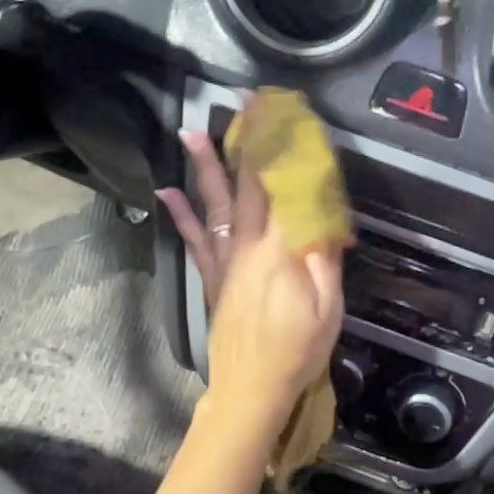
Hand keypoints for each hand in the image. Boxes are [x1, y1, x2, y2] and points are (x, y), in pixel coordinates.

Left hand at [158, 124, 344, 424]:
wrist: (252, 388)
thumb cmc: (298, 350)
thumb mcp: (327, 307)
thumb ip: (323, 257)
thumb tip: (324, 211)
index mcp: (283, 252)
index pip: (287, 190)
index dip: (287, 151)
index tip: (288, 117)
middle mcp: (250, 248)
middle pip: (250, 187)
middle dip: (249, 143)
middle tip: (245, 106)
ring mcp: (226, 262)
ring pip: (216, 205)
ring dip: (206, 167)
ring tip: (192, 132)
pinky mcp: (212, 279)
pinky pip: (195, 240)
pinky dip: (181, 215)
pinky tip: (166, 192)